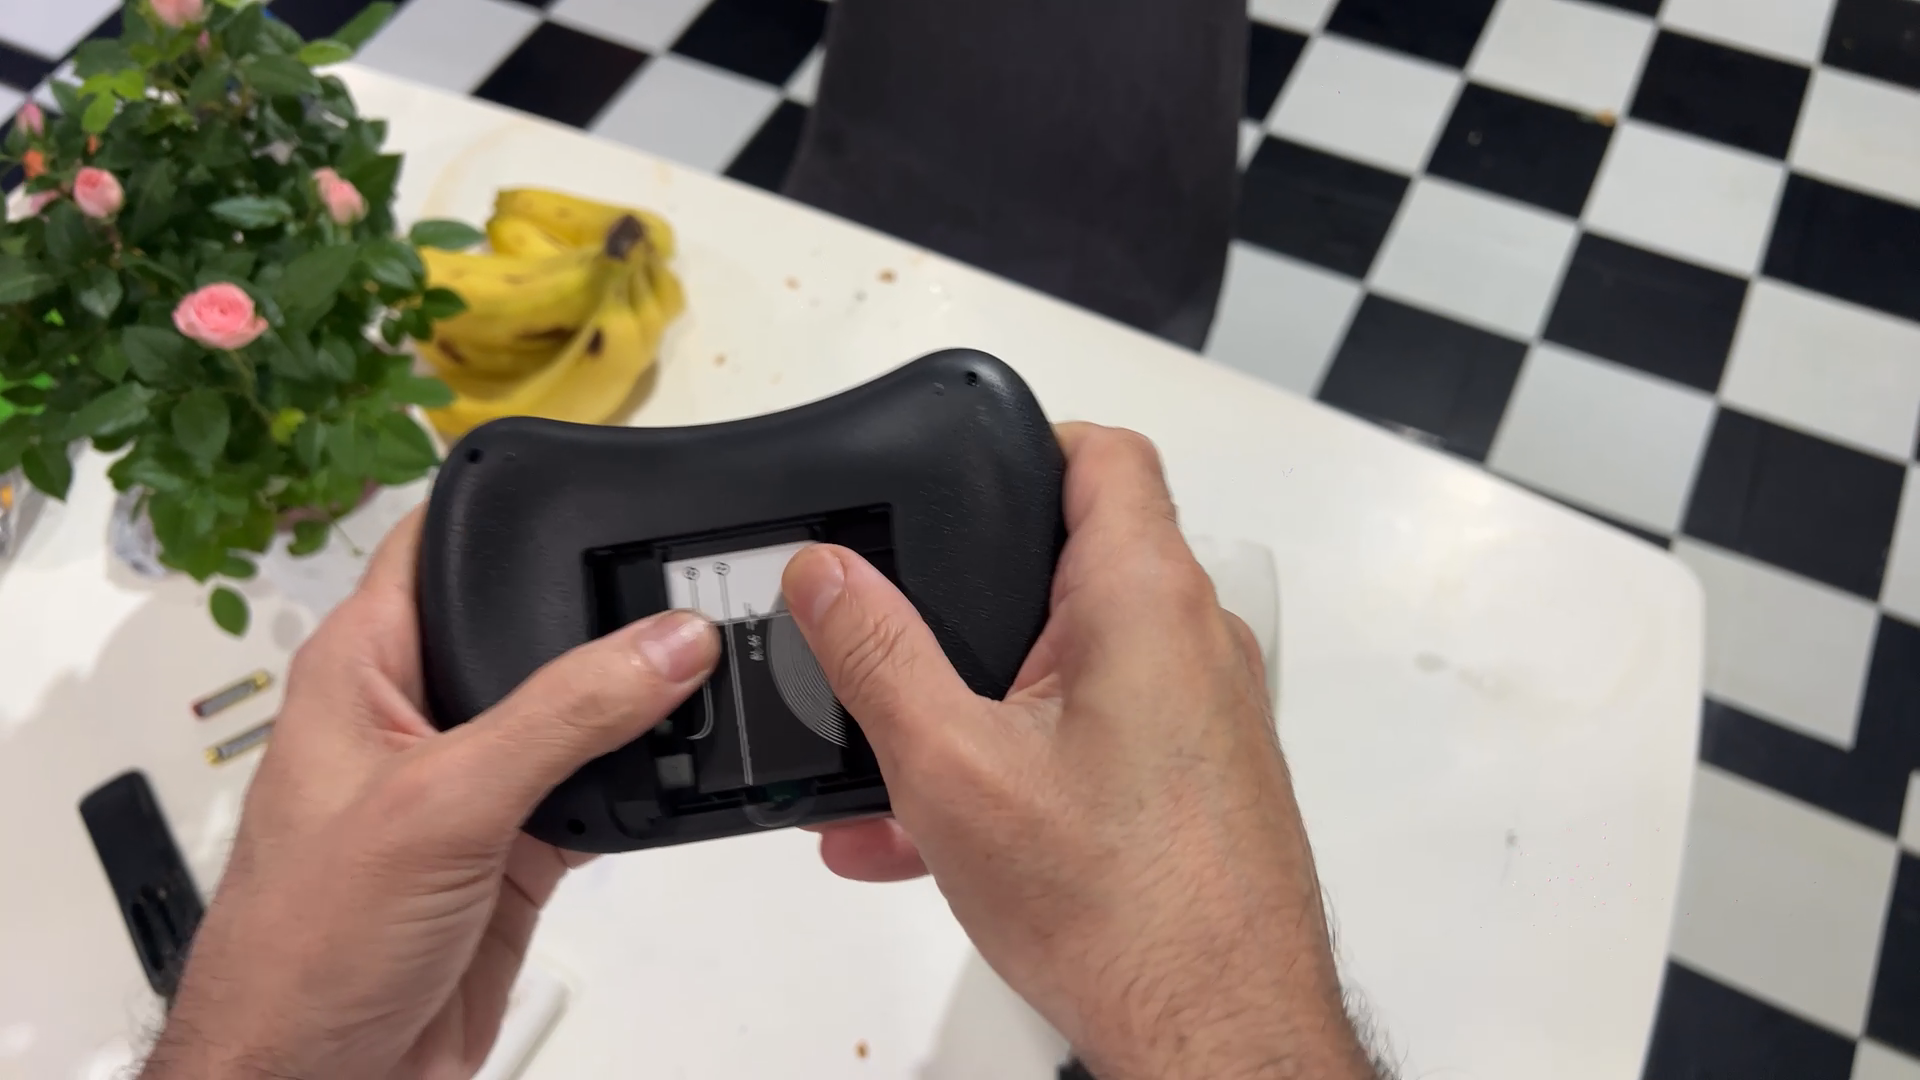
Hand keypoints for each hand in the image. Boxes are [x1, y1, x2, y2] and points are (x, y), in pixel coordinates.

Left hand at [141, 510, 718, 1079]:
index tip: (603, 484)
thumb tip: (678, 641)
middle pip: (538, 616)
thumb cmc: (318, 944)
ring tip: (719, 652)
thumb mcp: (444, 803)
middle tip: (697, 570)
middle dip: (611, 595)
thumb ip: (567, 715)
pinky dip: (653, 756)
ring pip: (586, 693)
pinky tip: (698, 743)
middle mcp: (435, 700)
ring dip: (645, 681)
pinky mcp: (532, 820)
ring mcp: (490, 762)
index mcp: (374, 662)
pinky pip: (609, 763)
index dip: (511, 504)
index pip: (441, 544)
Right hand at [782, 424, 1375, 1079]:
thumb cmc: (1116, 909)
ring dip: (993, 679)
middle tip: (917, 608)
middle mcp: (1189, 634)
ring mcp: (1196, 699)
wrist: (1215, 1041)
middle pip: (1082, 547)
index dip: (1036, 440)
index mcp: (1143, 600)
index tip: (971, 470)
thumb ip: (877, 654)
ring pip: (1078, 644)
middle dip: (989, 575)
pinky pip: (1096, 715)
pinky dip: (1026, 737)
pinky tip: (942, 815)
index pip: (1109, 455)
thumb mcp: (953, 767)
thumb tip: (823, 573)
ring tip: (908, 735)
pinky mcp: (1190, 756)